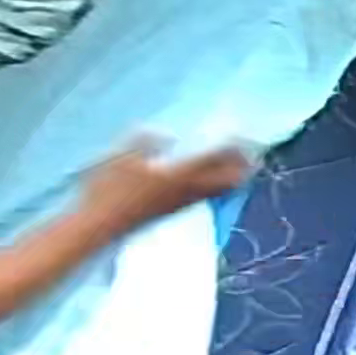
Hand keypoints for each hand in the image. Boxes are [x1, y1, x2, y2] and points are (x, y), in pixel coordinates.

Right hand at [81, 139, 251, 231]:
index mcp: (182, 174)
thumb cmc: (110, 189)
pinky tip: (218, 178)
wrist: (104, 222)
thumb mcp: (120, 160)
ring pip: (227, 188)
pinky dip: (225, 184)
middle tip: (251, 154)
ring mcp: (191, 200)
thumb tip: (161, 132)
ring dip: (238, 175)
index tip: (239, 138)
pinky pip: (216, 194)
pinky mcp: (184, 208)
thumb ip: (143, 143)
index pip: (216, 159)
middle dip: (245, 165)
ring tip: (242, 165)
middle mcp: (194, 188)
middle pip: (233, 177)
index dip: (231, 148)